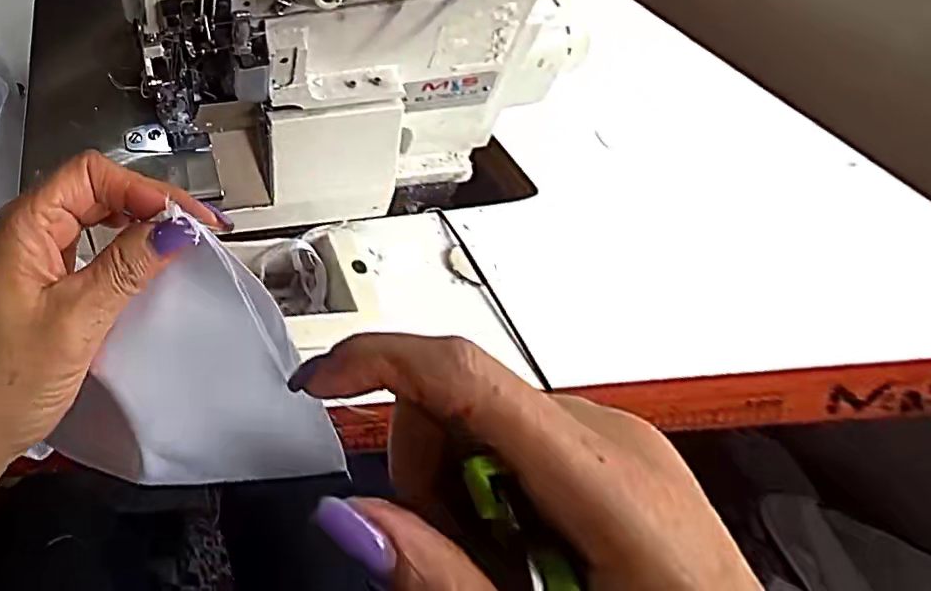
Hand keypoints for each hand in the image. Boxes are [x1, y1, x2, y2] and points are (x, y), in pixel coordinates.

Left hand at [0, 149, 224, 462]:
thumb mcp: (75, 320)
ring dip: (140, 220)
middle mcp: (30, 228)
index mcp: (26, 224)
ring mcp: (38, 252)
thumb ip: (126, 267)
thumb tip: (173, 227)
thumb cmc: (1, 384)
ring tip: (180, 235)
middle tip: (194, 223)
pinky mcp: (47, 277)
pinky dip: (126, 244)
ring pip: (98, 213)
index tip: (182, 214)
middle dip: (149, 199)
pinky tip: (148, 257)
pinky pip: (94, 242)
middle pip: (98, 187)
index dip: (142, 187)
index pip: (92, 174)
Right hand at [294, 334, 758, 590]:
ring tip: (494, 568)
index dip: (374, 362)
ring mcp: (615, 441)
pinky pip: (507, 434)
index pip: (462, 371)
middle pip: (455, 395)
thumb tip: (351, 519)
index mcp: (612, 482)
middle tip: (446, 557)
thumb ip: (445, 581)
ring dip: (449, 483)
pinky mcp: (608, 452)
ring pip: (473, 413)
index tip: (315, 382)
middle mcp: (612, 437)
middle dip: (419, 468)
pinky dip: (482, 483)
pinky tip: (516, 549)